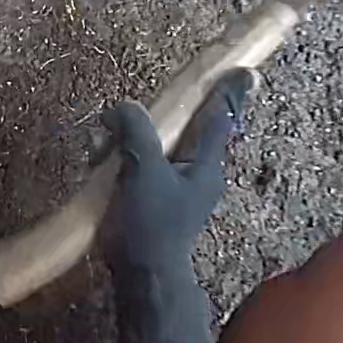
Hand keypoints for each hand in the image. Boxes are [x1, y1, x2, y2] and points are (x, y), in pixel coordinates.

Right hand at [100, 70, 251, 342]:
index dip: (227, 94)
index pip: (217, 120)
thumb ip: (137, 133)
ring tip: (100, 151)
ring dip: (124, 143)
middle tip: (116, 121)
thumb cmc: (151, 222)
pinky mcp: (152, 197)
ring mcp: (173, 186)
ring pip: (151, 146)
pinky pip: (136, 164)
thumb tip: (124, 106)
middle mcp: (193, 172)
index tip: (243, 71)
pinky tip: (99, 165)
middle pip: (176, 130)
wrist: (142, 272)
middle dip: (146, 122)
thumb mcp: (143, 171)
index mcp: (203, 165)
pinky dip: (118, 159)